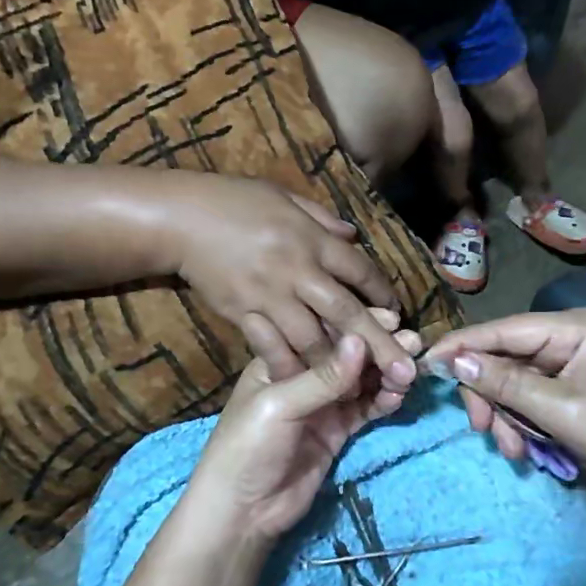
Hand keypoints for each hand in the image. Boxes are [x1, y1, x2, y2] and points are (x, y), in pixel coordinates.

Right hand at [171, 176, 414, 389]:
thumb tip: (351, 236)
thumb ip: (320, 219)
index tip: (397, 313)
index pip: (359, 271)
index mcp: (311, 240)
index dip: (383, 294)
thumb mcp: (283, 196)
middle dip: (379, 344)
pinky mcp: (243, 315)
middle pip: (346, 313)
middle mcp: (297, 272)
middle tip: (406, 371)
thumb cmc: (232, 200)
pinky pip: (271, 348)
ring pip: (311, 339)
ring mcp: (269, 297)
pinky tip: (306, 384)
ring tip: (363, 389)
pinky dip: (290, 366)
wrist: (179, 220)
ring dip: (338, 365)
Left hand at [191, 314, 422, 539]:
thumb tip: (361, 338)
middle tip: (413, 343)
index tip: (391, 318)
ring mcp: (321, 403)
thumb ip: (323, 376)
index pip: (323, 331)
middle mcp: (302, 375)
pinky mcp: (336, 429)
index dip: (356, 324)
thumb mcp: (280, 406)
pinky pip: (365, 408)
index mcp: (279, 358)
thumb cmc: (247, 448)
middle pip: (347, 354)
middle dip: (379, 347)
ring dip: (386, 373)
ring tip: (411, 371)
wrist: (242, 513)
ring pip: (361, 380)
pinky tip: (399, 396)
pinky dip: (383, 400)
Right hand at [424, 308, 585, 489]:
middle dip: (489, 396)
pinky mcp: (565, 387)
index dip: (462, 346)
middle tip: (480, 429)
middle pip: (502, 358)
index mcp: (571, 329)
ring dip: (503, 416)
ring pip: (509, 382)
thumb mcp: (560, 411)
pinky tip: (524, 448)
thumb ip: (506, 384)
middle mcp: (565, 338)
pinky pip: (525, 398)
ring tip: (513, 449)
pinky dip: (518, 422)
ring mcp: (565, 363)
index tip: (426, 363)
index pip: (502, 330)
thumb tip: (454, 362)